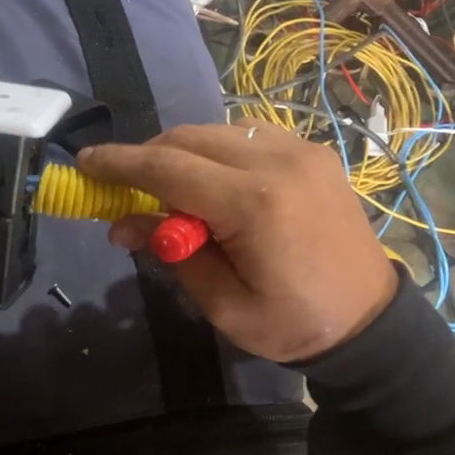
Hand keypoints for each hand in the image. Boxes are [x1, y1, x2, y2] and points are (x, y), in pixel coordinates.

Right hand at [78, 119, 397, 362]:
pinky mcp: (312, 153)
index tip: (84, 162)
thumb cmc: (293, 324)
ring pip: (215, 131)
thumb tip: (121, 223)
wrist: (371, 323)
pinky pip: (246, 135)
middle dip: (146, 158)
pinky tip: (210, 181)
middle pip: (187, 138)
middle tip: (123, 190)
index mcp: (254, 204)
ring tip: (166, 191)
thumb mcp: (222, 303)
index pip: (167, 167)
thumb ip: (171, 252)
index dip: (119, 163)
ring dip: (180, 153)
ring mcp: (300, 150)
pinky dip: (215, 151)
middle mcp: (278, 162)